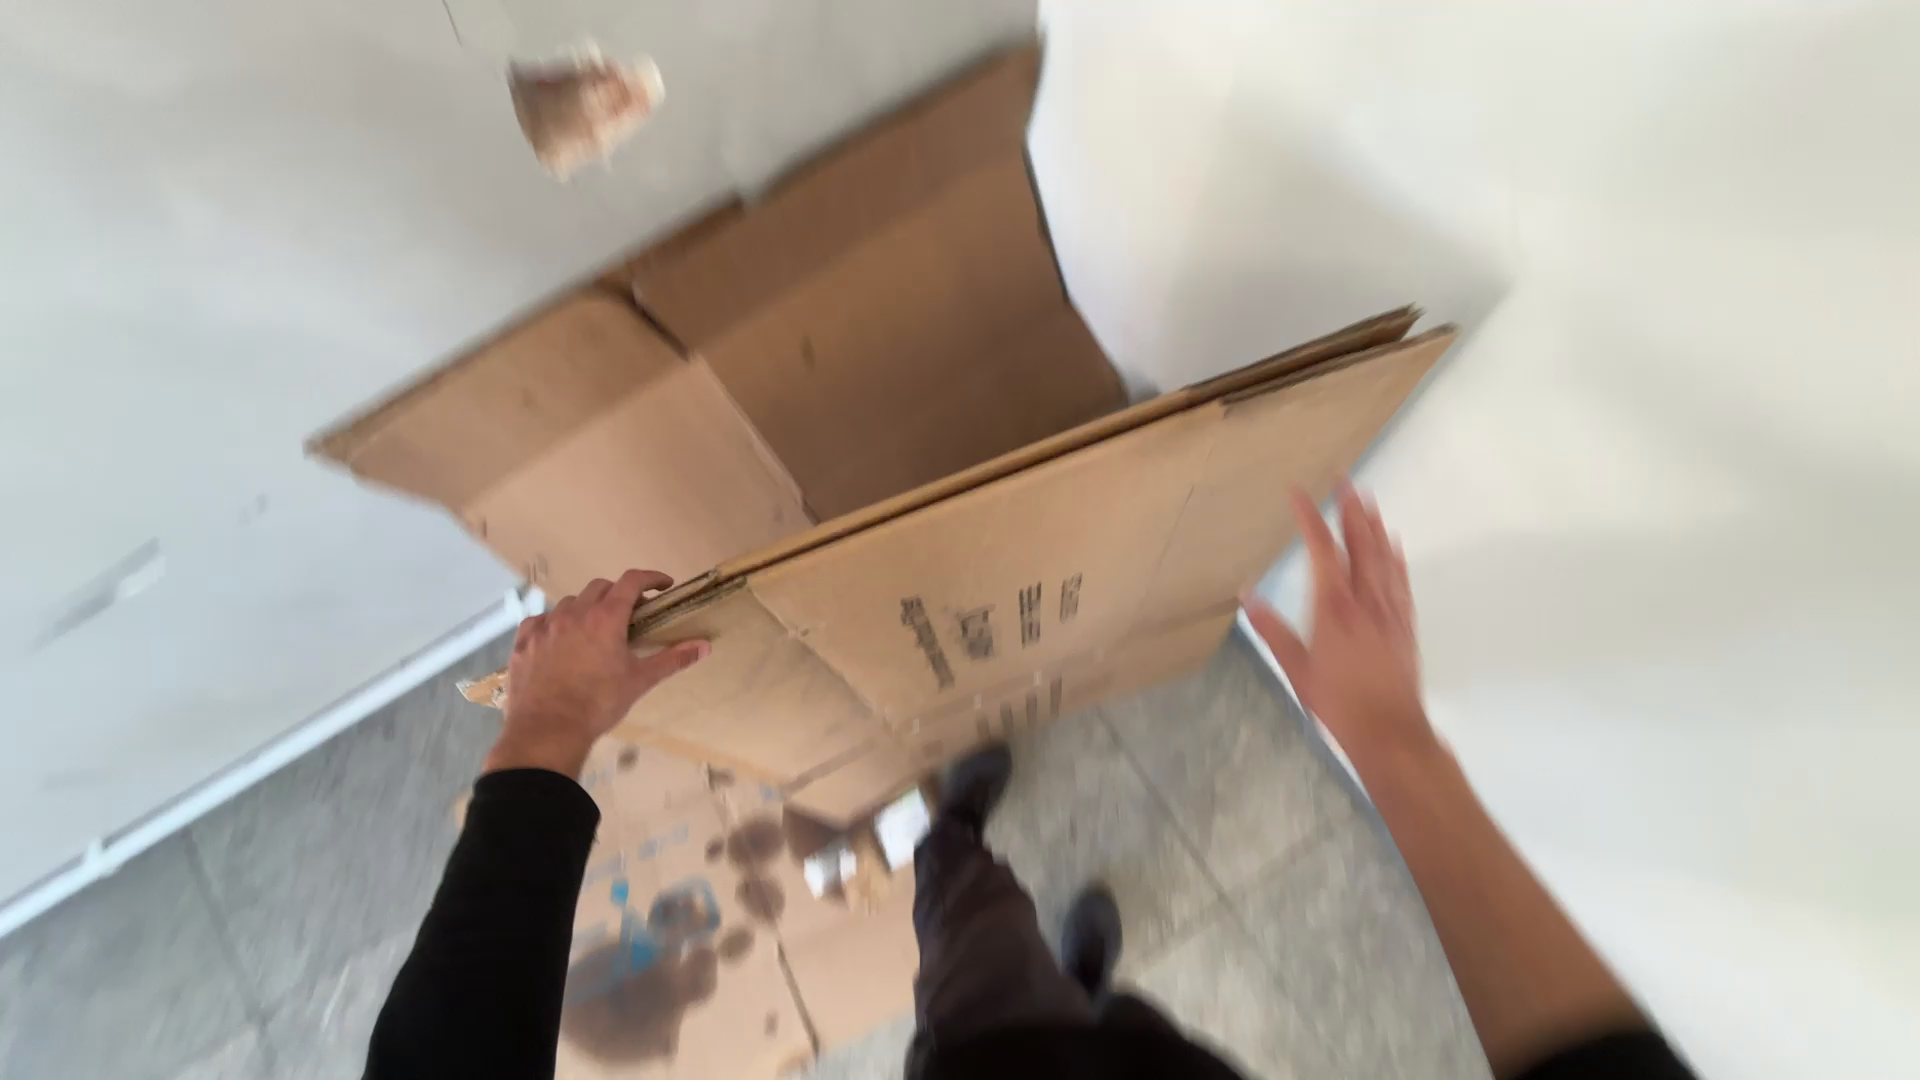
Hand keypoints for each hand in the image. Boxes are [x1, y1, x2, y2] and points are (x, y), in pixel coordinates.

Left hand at [484, 569, 708, 777]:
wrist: (547, 730)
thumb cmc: (599, 703)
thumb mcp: (641, 680)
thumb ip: (673, 659)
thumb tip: (705, 646)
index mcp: (606, 618)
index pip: (632, 581)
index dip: (651, 578)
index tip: (663, 585)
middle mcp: (574, 614)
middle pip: (601, 587)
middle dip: (619, 593)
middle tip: (631, 613)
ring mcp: (545, 627)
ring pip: (570, 602)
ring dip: (588, 607)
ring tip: (596, 628)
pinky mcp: (523, 643)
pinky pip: (540, 620)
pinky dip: (555, 623)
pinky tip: (560, 639)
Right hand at [1243, 483, 1431, 758]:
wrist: (1390, 731)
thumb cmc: (1337, 701)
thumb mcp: (1296, 668)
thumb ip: (1273, 631)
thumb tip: (1248, 596)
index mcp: (1334, 608)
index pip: (1322, 551)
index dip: (1310, 518)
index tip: (1299, 492)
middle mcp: (1365, 601)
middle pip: (1360, 545)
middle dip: (1351, 510)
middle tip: (1345, 480)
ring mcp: (1389, 611)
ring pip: (1383, 558)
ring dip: (1374, 526)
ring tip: (1368, 500)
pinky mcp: (1405, 624)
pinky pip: (1400, 580)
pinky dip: (1396, 556)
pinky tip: (1394, 544)